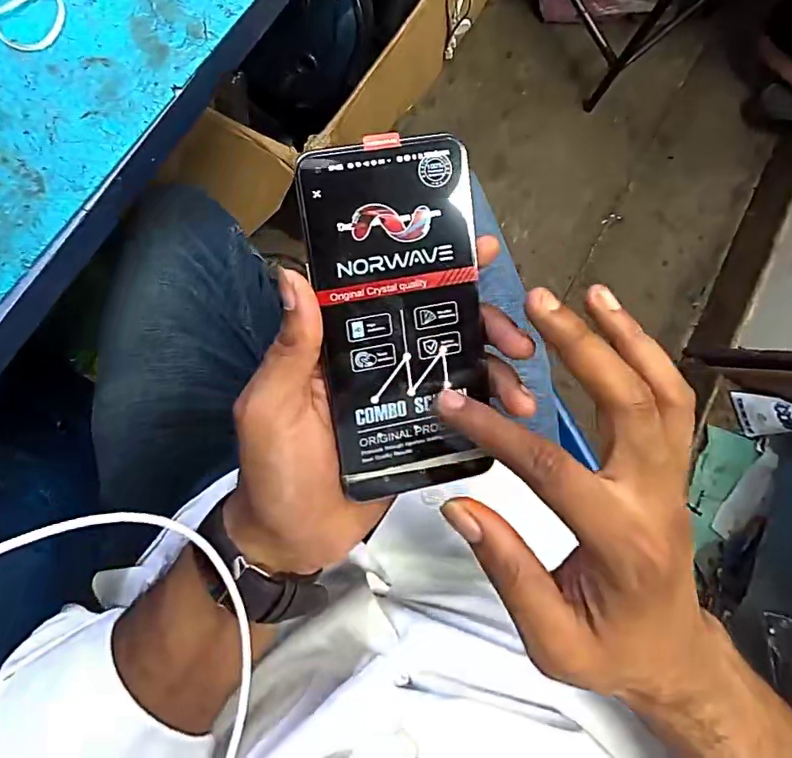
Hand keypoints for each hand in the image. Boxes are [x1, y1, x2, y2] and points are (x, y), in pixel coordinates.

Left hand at [223, 236, 540, 574]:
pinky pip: (461, 408)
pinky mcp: (419, 431)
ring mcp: (401, 395)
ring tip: (521, 390)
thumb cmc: (271, 469)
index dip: (432, 267)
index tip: (475, 251)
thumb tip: (293, 276)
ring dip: (496, 366)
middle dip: (483, 322)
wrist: (292, 540)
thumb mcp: (269, 405)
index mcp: (339, 342)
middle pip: (437, 324)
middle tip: (516, 339)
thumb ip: (289, 348)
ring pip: (457, 364)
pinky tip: (514, 413)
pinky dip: (490, 406)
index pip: (387, 291)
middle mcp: (376, 359)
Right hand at [434, 285, 791, 756]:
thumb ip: (508, 571)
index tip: (453, 403)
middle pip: (629, 405)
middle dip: (582, 347)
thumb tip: (460, 506)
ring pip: (664, 392)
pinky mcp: (673, 464)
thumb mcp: (553, 639)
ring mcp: (672, 475)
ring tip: (592, 293)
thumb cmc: (614, 650)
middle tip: (539, 303)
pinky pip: (670, 400)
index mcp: (621, 540)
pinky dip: (646, 354)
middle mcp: (654, 496)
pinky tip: (616, 323)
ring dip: (628, 336)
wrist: (678, 656)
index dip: (497, 432)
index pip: (552, 470)